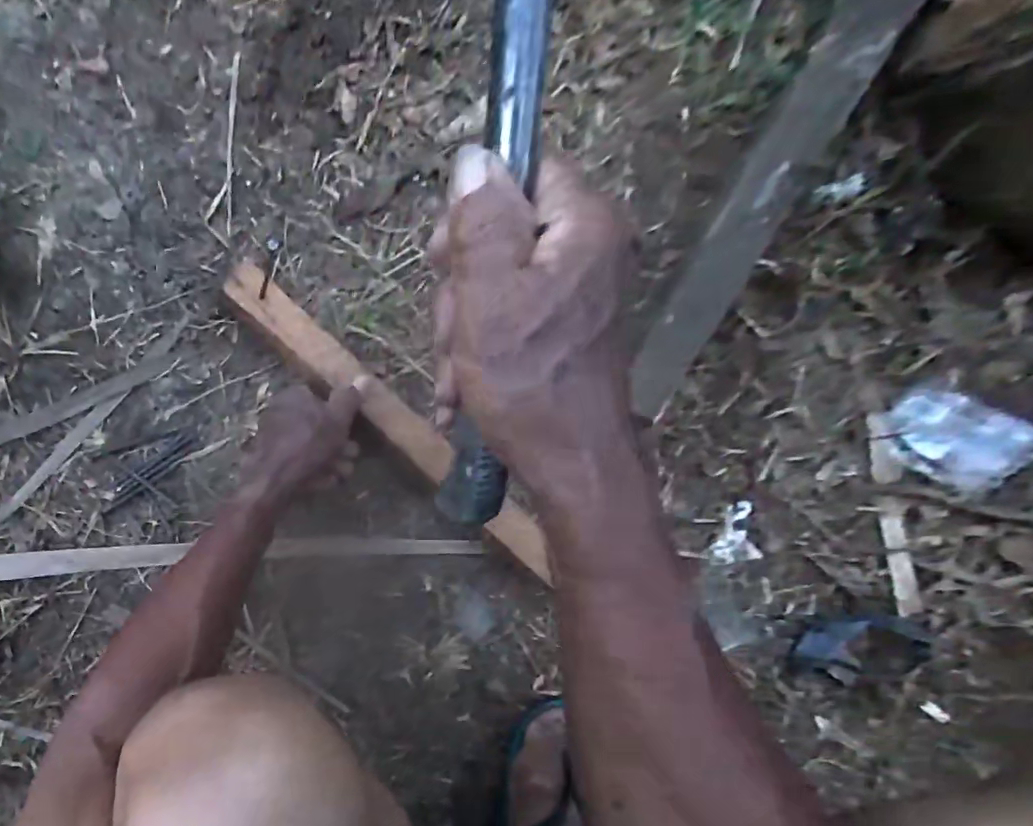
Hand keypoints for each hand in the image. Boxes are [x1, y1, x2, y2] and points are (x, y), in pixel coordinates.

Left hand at [237, 381, 363, 506]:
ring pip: (311, 446)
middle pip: (318, 425)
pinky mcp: (273, 462)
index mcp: (294, 395)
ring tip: (345, 472)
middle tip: (353, 455)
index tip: (355, 428)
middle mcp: (281, 413)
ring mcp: (275, 438)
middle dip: (340, 442)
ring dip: (332, 459)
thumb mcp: (337, 418)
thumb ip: (350, 399)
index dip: (341, 413)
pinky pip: (300, 462)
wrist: (273, 480)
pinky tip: (328, 481)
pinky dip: (315, 470)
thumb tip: (362, 378)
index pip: (322, 397)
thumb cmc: (308, 443)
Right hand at [430, 146, 635, 500]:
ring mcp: (576, 296)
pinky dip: (480, 353)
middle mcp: (588, 252)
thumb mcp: (489, 297)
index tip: (444, 255)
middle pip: (503, 235)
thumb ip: (481, 224)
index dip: (475, 207)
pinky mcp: (563, 333)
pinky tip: (463, 391)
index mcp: (583, 227)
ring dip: (462, 331)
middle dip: (462, 288)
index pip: (525, 172)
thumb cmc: (528, 381)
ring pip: (496, 286)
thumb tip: (474, 157)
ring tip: (458, 376)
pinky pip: (508, 321)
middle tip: (453, 332)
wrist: (569, 463)